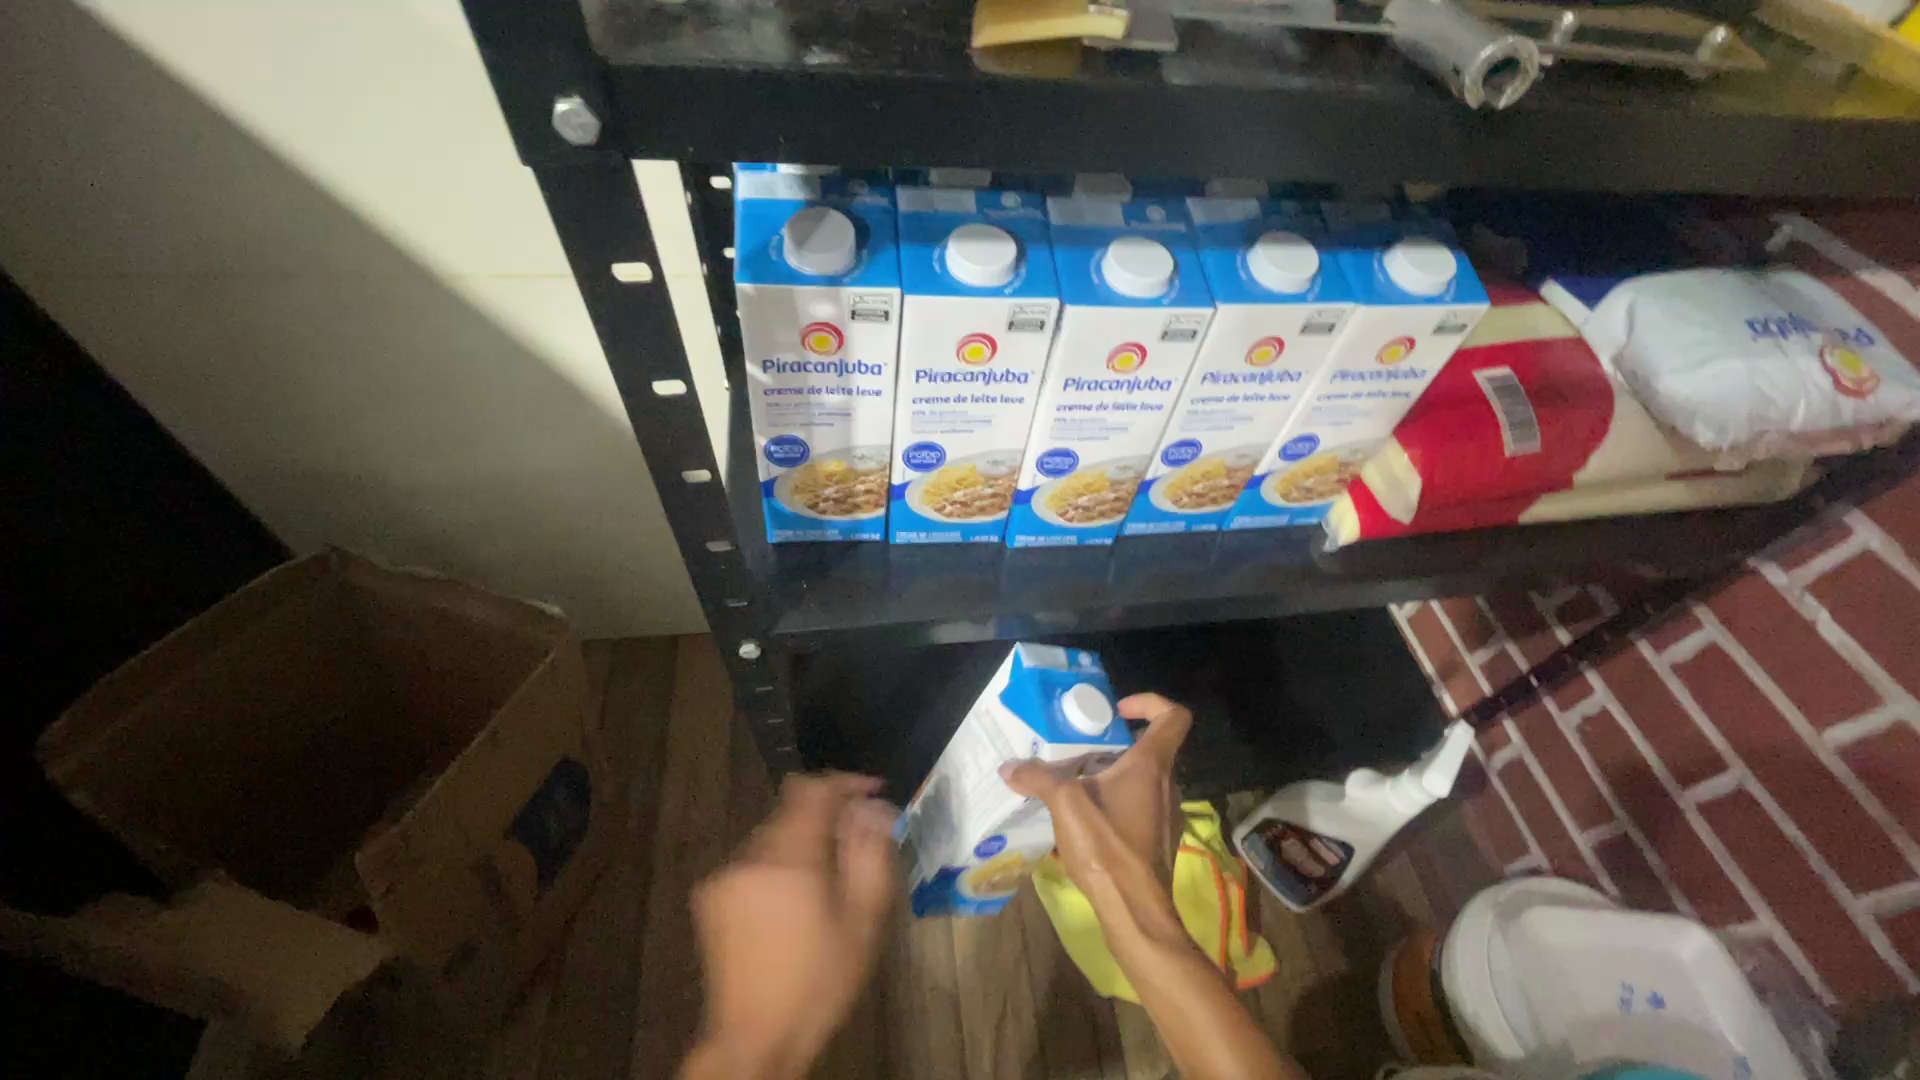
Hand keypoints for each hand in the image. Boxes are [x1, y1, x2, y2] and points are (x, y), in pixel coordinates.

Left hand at [680, 773, 895, 1079]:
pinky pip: (753, 857)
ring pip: (772, 832)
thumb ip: (870, 854)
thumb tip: (874, 809)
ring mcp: (726, 874)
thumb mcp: (862, 921)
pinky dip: (778, 861)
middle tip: (857, 838)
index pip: (815, 790)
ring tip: (826, 877)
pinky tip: (792, 898)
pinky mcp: (711, 894)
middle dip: (827, 814)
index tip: (873, 790)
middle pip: (792, 808)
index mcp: (792, 858)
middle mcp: (752, 855)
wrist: (755, 1039)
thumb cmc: (819, 982)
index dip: (846, 782)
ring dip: (802, 839)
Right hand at [1006, 697, 1302, 1079]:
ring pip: (1142, 781)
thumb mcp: (1065, 803)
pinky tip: (1086, 823)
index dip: (1150, 702)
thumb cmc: (1107, 846)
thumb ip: (1038, 777)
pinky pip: (1139, 808)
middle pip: (1151, 749)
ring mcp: (1167, 816)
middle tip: (1080, 751)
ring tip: (1076, 787)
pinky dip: (1116, 805)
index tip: (1118, 710)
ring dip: (1113, 777)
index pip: (1174, 717)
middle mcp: (1167, 786)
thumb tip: (1010, 767)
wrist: (1134, 910)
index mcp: (1152, 765)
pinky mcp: (1158, 842)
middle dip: (1115, 745)